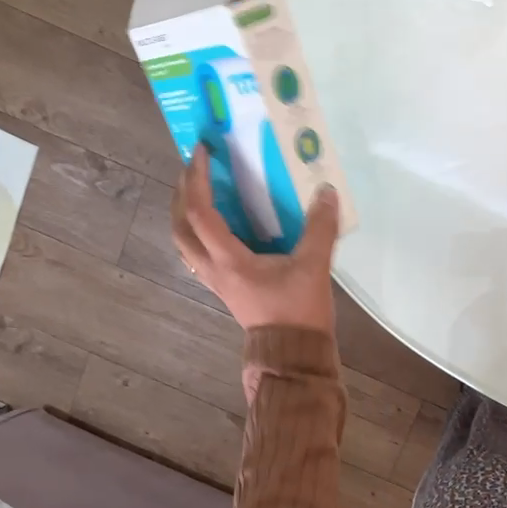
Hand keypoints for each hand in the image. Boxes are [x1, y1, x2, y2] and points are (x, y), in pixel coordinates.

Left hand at [173, 146, 338, 333]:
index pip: (200, 212)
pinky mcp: (227, 290)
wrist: (294, 356)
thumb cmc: (299, 312)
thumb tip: (326, 192)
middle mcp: (214, 270)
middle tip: (195, 169)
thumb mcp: (314, 267)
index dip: (198, 178)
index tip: (204, 151)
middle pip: (180, 227)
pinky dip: (201, 234)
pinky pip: (200, 255)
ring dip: (186, 215)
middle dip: (182, 194)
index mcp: (228, 261)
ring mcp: (217, 282)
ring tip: (201, 193)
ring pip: (185, 243)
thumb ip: (320, 228)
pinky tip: (220, 225)